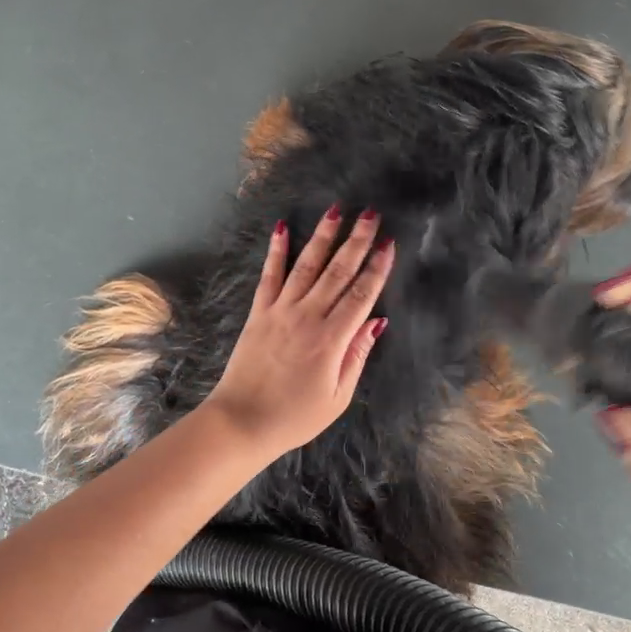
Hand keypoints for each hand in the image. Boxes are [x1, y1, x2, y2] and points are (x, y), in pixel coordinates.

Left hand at [198, 206, 395, 457]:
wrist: (241, 421)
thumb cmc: (294, 417)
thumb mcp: (337, 396)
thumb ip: (356, 356)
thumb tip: (376, 322)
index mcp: (332, 339)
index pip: (362, 294)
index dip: (377, 267)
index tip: (389, 244)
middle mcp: (307, 316)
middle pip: (337, 271)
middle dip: (356, 240)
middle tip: (370, 215)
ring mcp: (280, 310)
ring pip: (306, 265)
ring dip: (322, 236)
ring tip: (336, 210)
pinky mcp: (258, 312)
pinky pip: (269, 275)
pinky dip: (276, 251)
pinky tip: (281, 228)